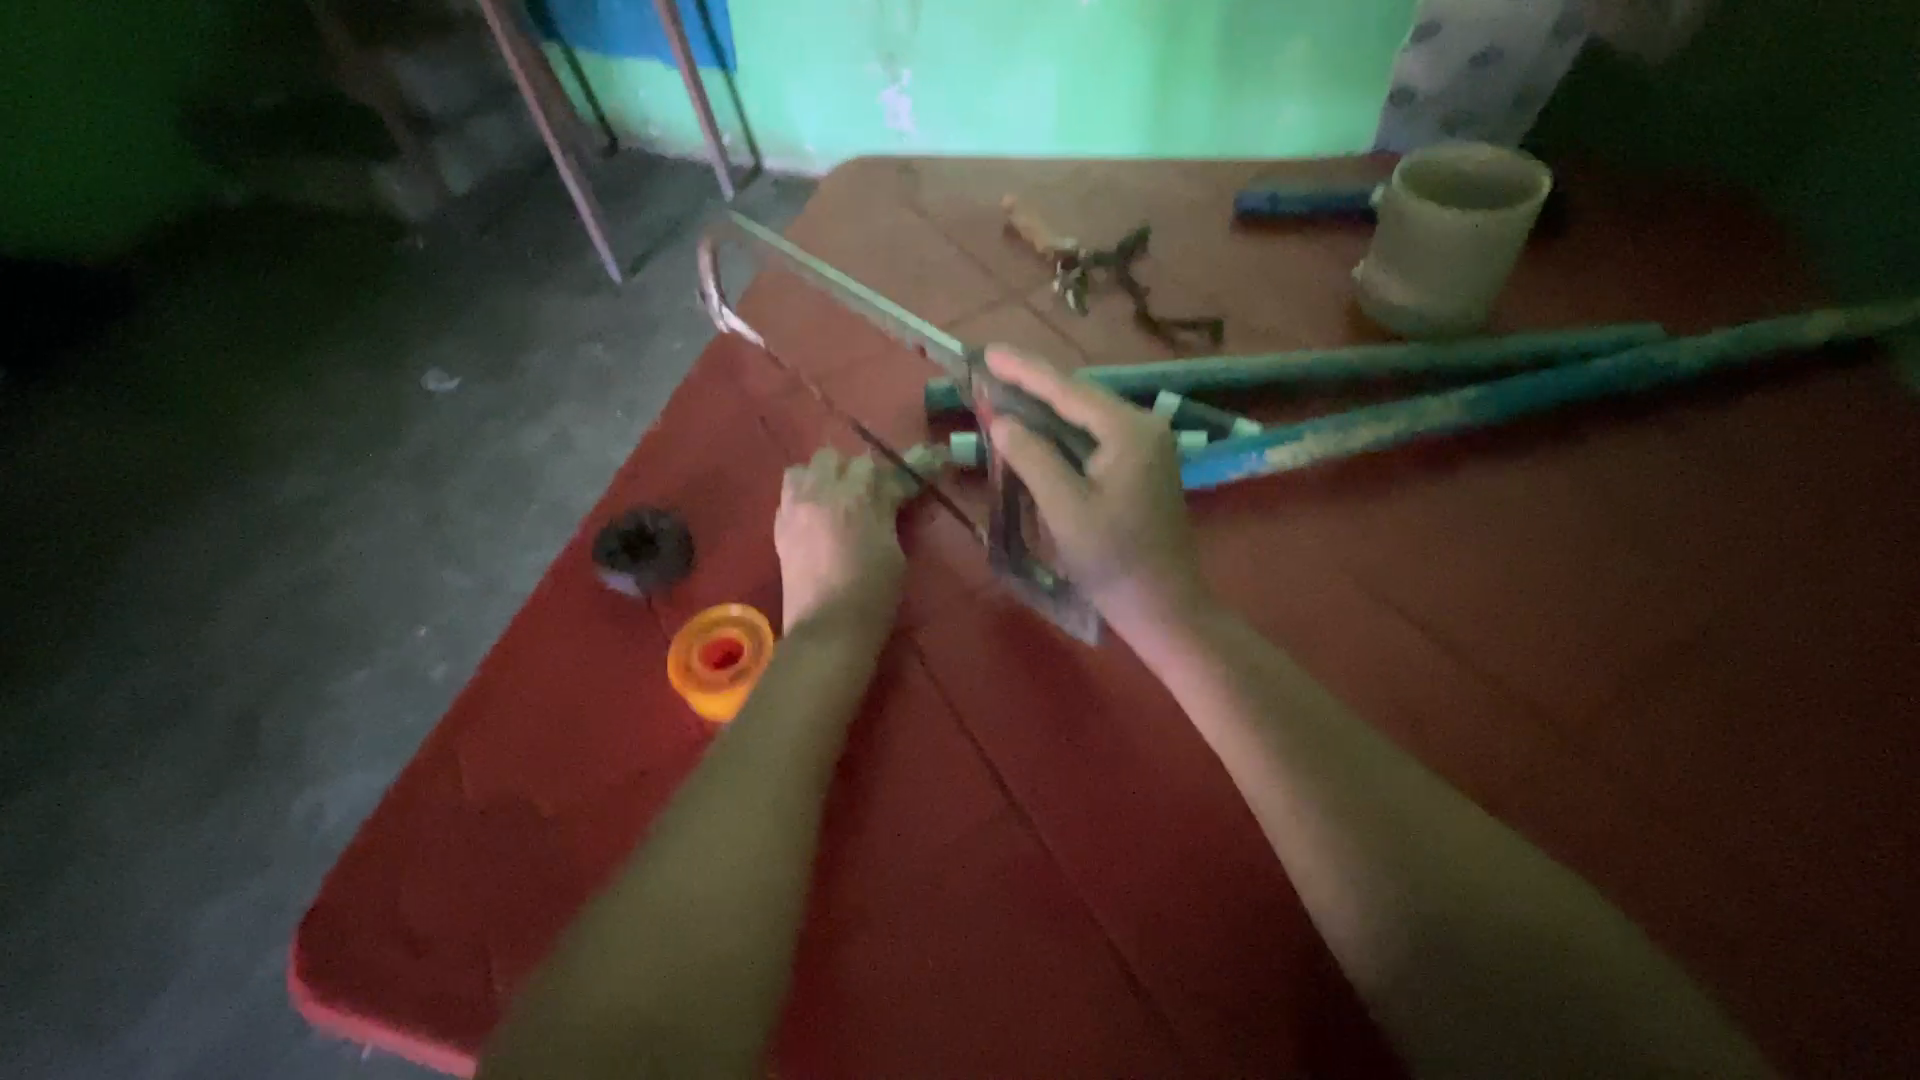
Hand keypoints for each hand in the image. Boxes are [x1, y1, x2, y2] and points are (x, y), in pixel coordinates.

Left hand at [775, 446, 932, 635]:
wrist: (829, 630)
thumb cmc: (873, 595)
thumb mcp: (893, 550)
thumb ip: (885, 513)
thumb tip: (886, 498)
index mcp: (856, 496)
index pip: (874, 464)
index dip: (891, 473)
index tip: (902, 482)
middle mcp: (820, 492)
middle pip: (833, 457)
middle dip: (850, 472)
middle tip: (865, 496)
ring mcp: (794, 509)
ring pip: (802, 470)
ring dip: (820, 479)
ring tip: (832, 502)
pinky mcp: (779, 528)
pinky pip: (788, 496)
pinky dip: (803, 500)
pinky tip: (815, 522)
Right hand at [984, 347, 1210, 635]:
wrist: (1164, 605)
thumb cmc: (1114, 561)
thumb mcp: (1065, 509)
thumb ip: (1033, 458)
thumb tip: (1002, 421)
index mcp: (1129, 431)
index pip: (1068, 390)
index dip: (1024, 371)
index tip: (988, 352)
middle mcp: (1143, 427)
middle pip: (1078, 397)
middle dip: (1032, 385)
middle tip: (988, 370)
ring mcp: (1145, 446)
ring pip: (1084, 417)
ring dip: (1044, 408)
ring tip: (1003, 393)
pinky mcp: (1140, 466)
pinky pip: (1093, 438)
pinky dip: (1060, 434)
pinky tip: (1035, 430)